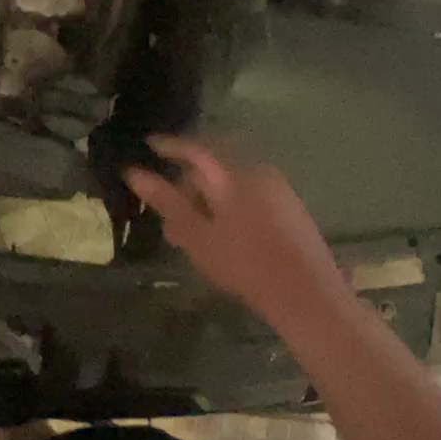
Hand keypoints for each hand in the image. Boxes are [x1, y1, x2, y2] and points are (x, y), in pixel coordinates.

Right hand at [124, 135, 352, 326]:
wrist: (307, 295)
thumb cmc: (244, 265)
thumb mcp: (197, 236)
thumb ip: (166, 201)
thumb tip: (133, 172)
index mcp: (234, 174)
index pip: (196, 147)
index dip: (170, 145)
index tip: (148, 144)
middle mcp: (258, 171)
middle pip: (215, 163)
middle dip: (188, 178)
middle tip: (167, 202)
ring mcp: (278, 188)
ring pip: (231, 180)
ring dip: (208, 194)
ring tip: (191, 225)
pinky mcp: (289, 207)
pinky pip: (249, 192)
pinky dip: (227, 202)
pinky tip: (221, 231)